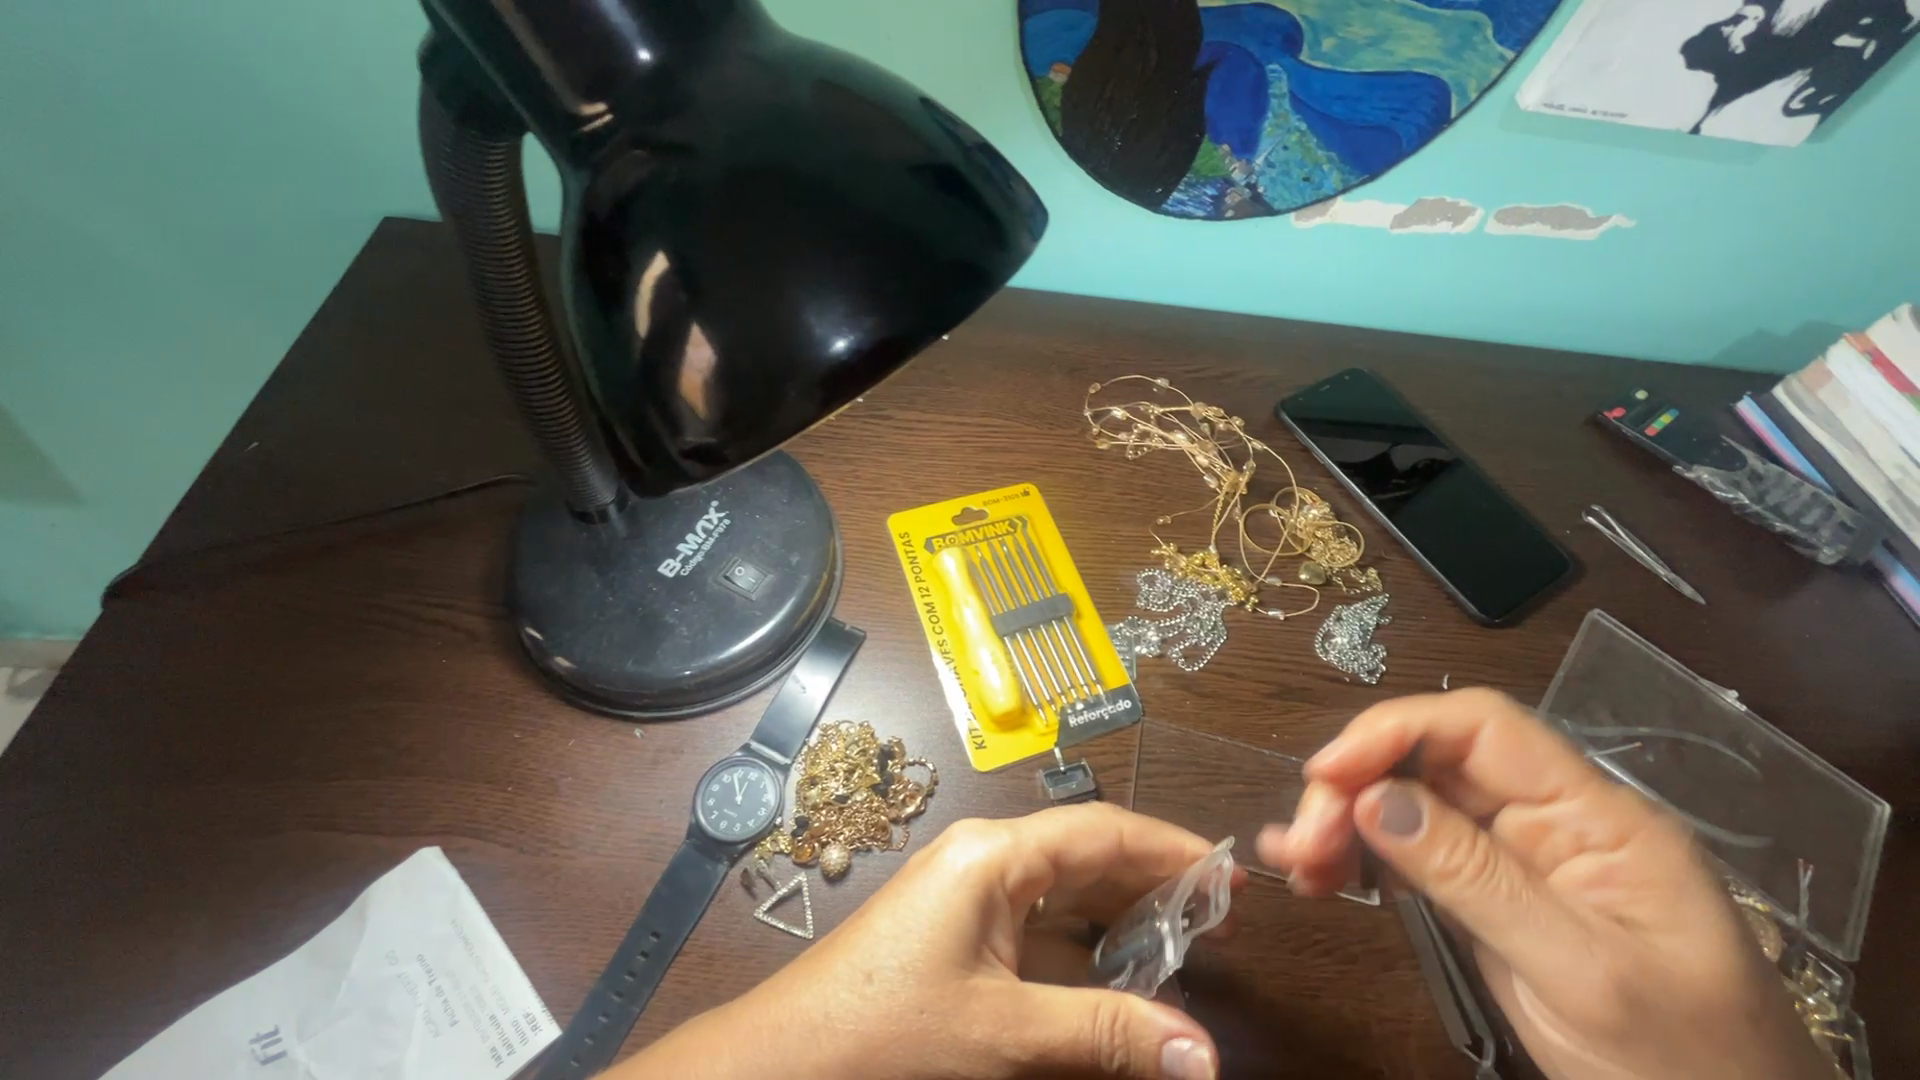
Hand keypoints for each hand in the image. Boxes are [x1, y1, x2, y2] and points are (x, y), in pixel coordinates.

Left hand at [618, 803, 1244, 1079]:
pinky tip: (1110, 964)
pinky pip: (1034, 914)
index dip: (1168, 849)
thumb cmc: (889, 1034)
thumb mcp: (1005, 1034)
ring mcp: (964, 888)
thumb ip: (1104, 1034)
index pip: (1100, 830)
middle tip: (1216, 914)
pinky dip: (1080, 934)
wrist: (783, 1061)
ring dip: (1117, 907)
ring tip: (1178, 936)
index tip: (1226, 875)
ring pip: (1060, 883)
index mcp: (994, 855)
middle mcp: (981, 856)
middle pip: (1083, 849)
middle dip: (1149, 876)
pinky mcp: (954, 924)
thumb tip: (1202, 1053)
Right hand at [1258, 689, 1830, 1079]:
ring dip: (1342, 823)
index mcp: (1592, 815)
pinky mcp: (1486, 892)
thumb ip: (1477, 880)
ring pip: (1406, 803)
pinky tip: (1317, 874)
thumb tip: (1372, 799)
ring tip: (1295, 863)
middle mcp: (1545, 818)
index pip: (1481, 728)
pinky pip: (1408, 852)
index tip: (1324, 774)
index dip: (1394, 732)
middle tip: (1300, 844)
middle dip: (1353, 789)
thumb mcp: (1582, 973)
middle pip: (1428, 763)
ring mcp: (1512, 855)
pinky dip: (1356, 856)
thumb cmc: (1684, 1060)